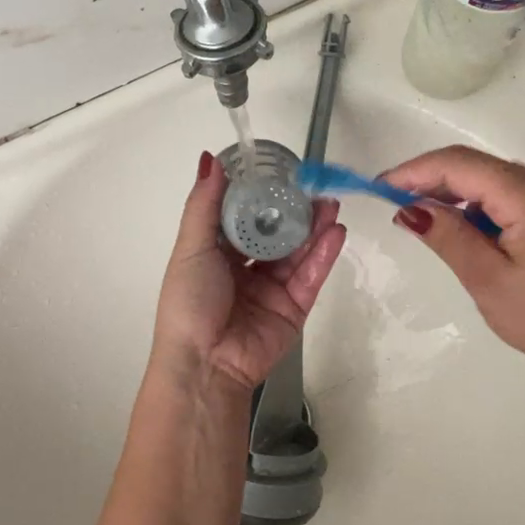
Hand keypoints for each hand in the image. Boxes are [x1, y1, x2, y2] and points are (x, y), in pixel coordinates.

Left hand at [152, 151, 347, 391]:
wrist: (205, 364)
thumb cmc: (189, 303)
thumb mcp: (191, 248)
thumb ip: (204, 205)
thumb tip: (209, 160)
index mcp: (215, 255)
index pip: (242, 217)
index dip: (259, 195)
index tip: (278, 171)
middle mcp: (244, 270)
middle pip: (275, 234)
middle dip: (294, 211)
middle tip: (315, 186)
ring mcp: (271, 290)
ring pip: (297, 252)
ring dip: (314, 228)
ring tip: (331, 203)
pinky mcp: (293, 308)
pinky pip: (310, 276)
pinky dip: (324, 254)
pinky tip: (335, 231)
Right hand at [381, 145, 524, 379]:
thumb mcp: (490, 281)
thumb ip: (449, 238)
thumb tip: (409, 208)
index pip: (458, 164)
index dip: (413, 171)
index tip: (376, 191)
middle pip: (474, 166)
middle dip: (427, 178)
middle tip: (389, 206)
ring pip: (491, 182)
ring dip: (450, 192)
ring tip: (417, 220)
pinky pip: (507, 199)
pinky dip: (475, 207)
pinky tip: (460, 232)